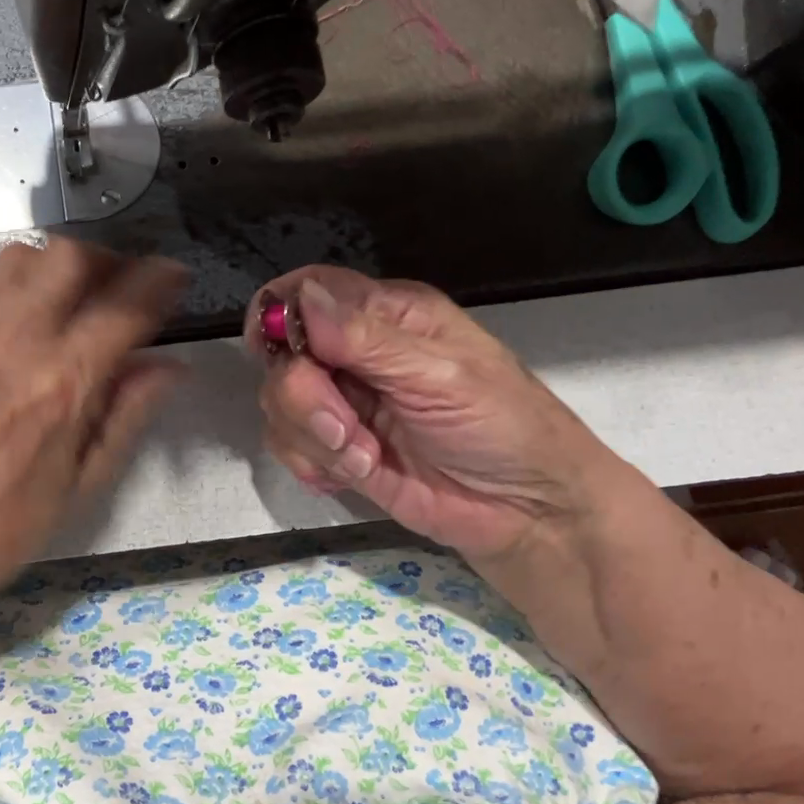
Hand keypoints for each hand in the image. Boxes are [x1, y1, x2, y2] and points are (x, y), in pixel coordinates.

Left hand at [0, 238, 188, 595]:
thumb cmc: (6, 522)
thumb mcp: (85, 480)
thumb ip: (129, 411)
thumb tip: (170, 366)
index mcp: (58, 386)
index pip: (123, 306)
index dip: (159, 281)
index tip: (172, 277)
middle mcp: (8, 345)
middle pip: (69, 257)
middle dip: (107, 261)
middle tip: (119, 285)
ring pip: (19, 257)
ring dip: (55, 268)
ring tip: (67, 298)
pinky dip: (9, 287)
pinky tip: (17, 319)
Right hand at [247, 266, 617, 560]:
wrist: (525, 512)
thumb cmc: (503, 428)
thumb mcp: (441, 377)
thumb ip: (366, 339)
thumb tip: (303, 298)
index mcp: (386, 316)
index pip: (306, 291)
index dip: (279, 315)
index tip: (278, 351)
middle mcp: (352, 352)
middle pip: (281, 356)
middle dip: (303, 400)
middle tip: (346, 433)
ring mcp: (340, 403)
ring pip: (278, 404)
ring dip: (313, 439)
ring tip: (365, 459)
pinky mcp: (333, 448)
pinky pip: (286, 446)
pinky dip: (311, 464)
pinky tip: (352, 474)